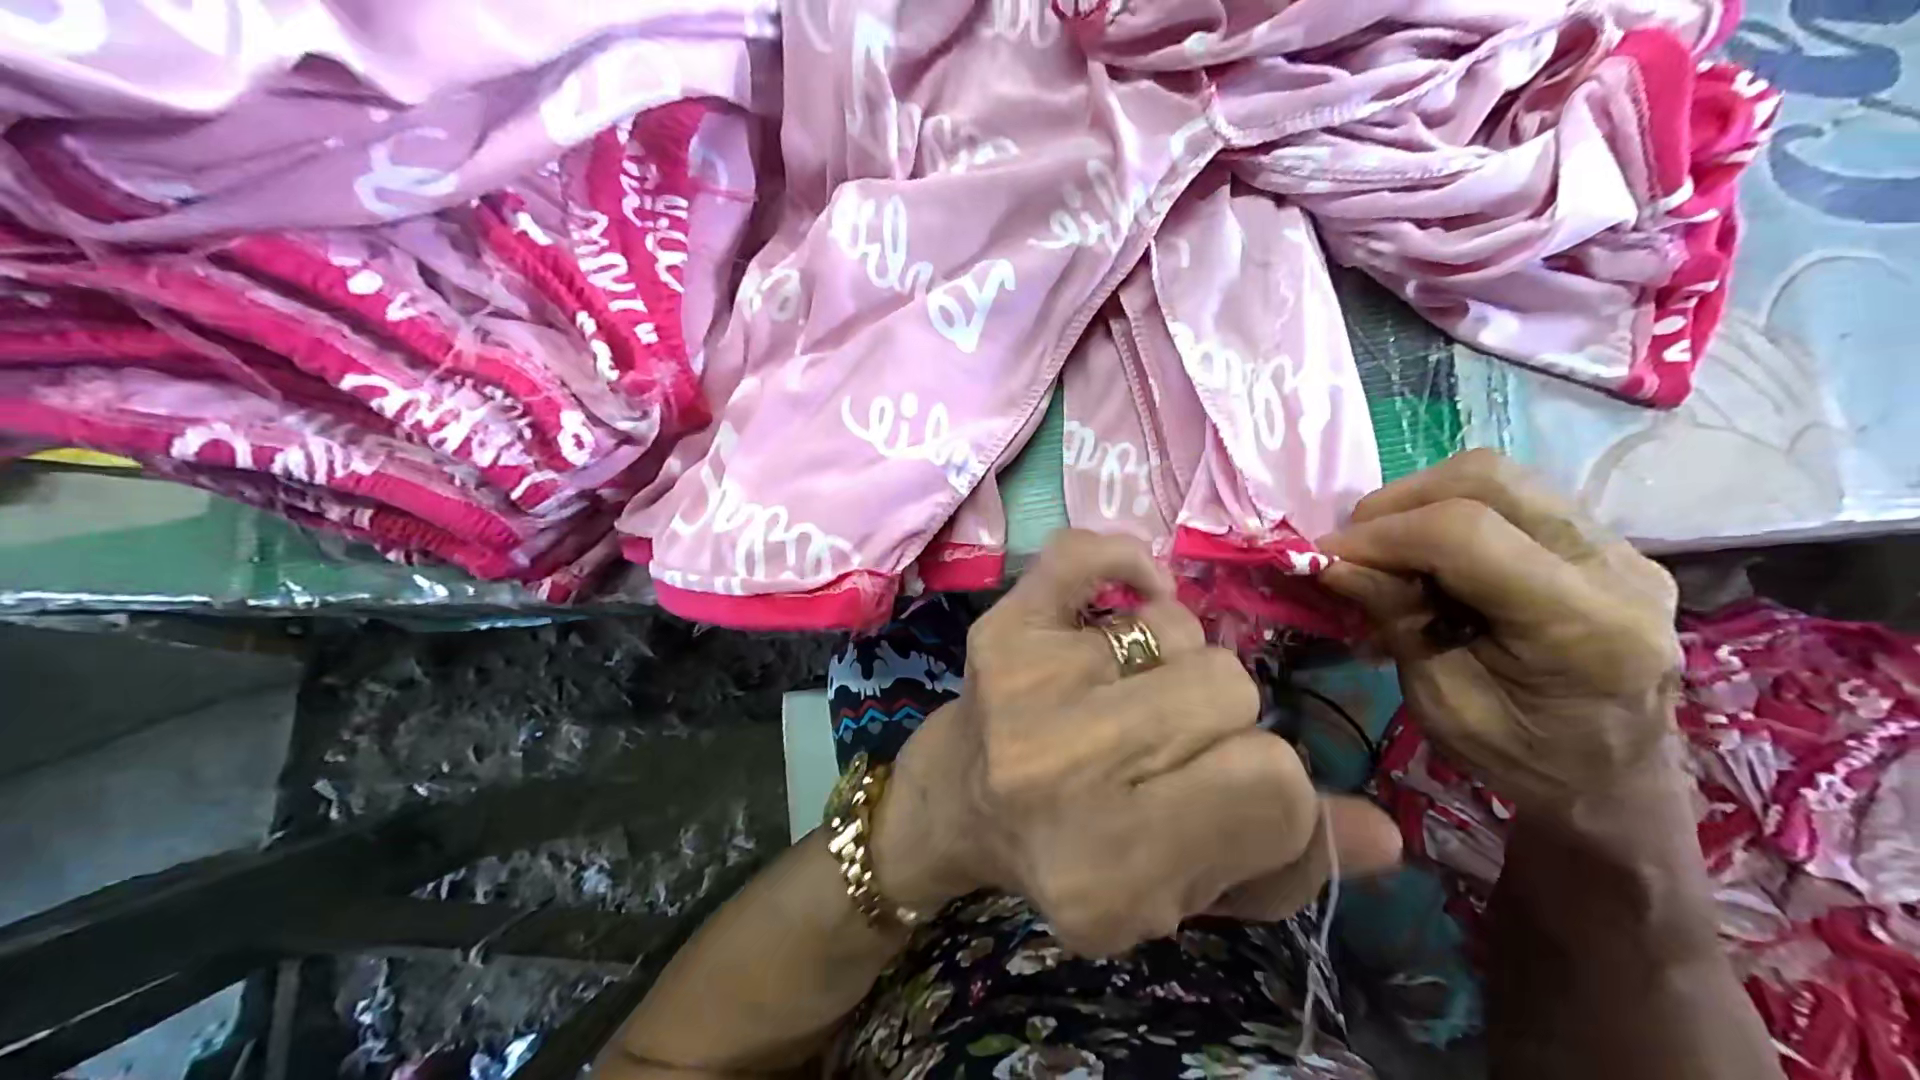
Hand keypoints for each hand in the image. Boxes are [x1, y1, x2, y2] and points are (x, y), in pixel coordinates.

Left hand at [870, 530, 1400, 956]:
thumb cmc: (1074, 852)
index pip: (1273, 786)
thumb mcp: (1175, 894)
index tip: (1228, 791)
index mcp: (1110, 873)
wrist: (962, 800)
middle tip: (1170, 743)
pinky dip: (1123, 563)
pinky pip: (1084, 555)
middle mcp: (1062, 774)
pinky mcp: (1001, 630)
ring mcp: (1025, 690)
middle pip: (1228, 689)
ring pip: (1178, 629)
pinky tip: (1132, 598)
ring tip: (1132, 694)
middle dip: (1219, 720)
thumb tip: (1384, 828)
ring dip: (1175, 660)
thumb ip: (1278, 869)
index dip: (1272, 787)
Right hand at [1317, 450, 1683, 813]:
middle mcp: (1615, 568)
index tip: (1322, 557)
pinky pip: (1510, 495)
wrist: (1609, 778)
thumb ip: (1395, 620)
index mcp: (1584, 626)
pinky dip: (1447, 508)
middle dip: (1397, 503)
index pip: (1466, 535)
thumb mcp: (1441, 702)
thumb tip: (1330, 561)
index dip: (1380, 536)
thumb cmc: (1520, 758)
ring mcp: (1618, 547)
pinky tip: (1426, 551)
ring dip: (1419, 499)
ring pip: (1498, 475)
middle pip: (1487, 481)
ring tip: (1385, 545)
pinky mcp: (1601, 541)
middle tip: (1353, 546)